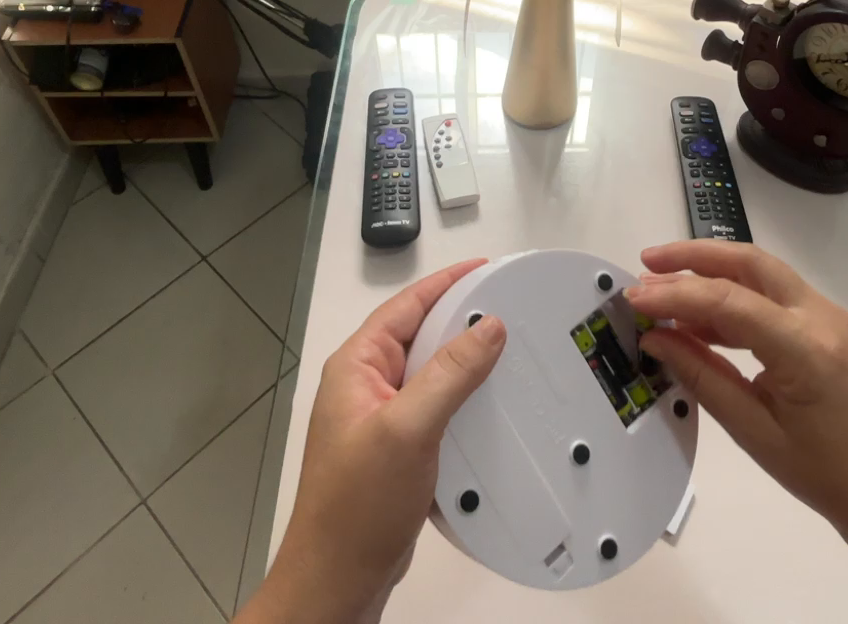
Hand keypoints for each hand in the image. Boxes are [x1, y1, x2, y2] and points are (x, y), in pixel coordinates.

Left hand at [242, 259, 506, 623]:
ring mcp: (382, 415)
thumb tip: (489, 326)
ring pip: (431, 371)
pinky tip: (491, 401)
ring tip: (508, 349)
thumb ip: (450, 374)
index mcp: (357, 365)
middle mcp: (367, 383)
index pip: (406, 306)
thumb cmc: (360, 502)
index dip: (446, 283)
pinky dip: (463, 395)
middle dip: (461, 318)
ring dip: (465, 359)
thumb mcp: (408, 428)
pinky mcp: (398, 444)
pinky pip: (435, 404)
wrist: (339, 578)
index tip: (486, 268)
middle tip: (508, 307)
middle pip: (420, 334)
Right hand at [624, 241, 847, 560]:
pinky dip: (737, 298)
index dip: (675, 294)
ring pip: (764, 273)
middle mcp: (824, 318)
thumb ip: (702, 376)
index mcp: (808, 351)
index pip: (729, 302)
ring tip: (665, 290)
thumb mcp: (755, 432)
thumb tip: (655, 337)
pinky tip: (704, 320)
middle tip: (646, 263)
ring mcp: (833, 316)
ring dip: (714, 273)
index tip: (633, 297)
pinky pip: (777, 297)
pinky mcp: (832, 325)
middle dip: (694, 256)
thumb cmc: (829, 476)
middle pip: (750, 262)